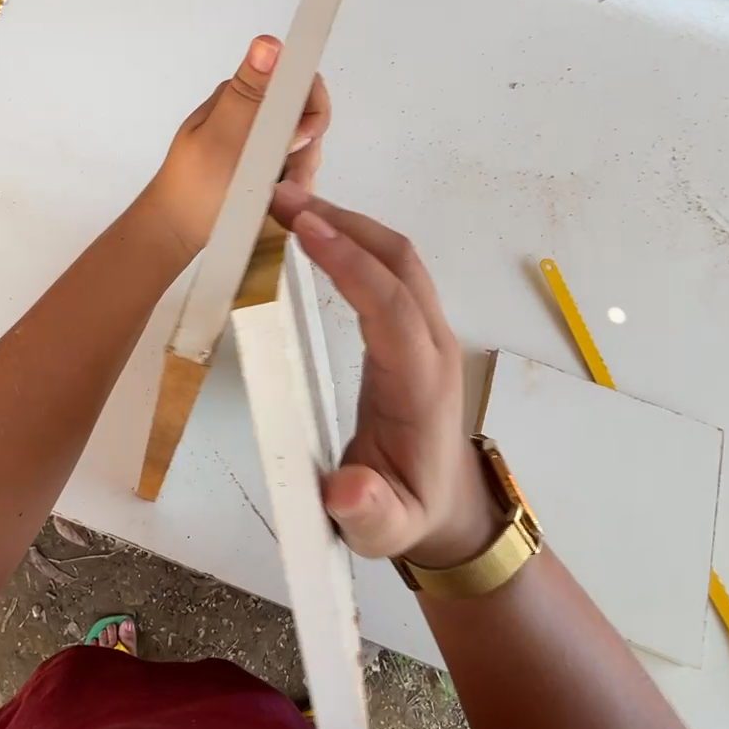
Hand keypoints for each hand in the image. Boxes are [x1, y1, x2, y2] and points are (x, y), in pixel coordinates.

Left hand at [141, 36, 330, 257]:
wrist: (176, 229)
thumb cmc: (194, 187)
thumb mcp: (222, 137)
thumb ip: (248, 94)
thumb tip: (267, 44)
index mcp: (240, 94)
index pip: (297, 80)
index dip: (310, 107)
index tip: (300, 140)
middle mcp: (250, 111)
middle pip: (304, 114)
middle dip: (306, 147)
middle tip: (288, 178)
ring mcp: (255, 138)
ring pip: (302, 144)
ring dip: (301, 170)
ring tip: (280, 196)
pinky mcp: (259, 163)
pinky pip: (291, 166)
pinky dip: (293, 183)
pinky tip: (279, 200)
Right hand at [269, 183, 502, 567]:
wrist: (447, 506)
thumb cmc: (406, 511)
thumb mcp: (384, 529)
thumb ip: (368, 514)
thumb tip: (347, 491)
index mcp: (421, 384)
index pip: (391, 307)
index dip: (349, 264)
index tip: (302, 228)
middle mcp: (432, 345)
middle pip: (399, 262)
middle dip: (342, 222)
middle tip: (281, 200)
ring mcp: (427, 333)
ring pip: (396, 257)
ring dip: (346, 223)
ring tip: (288, 205)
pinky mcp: (413, 329)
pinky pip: (388, 269)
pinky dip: (352, 239)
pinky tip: (314, 232)